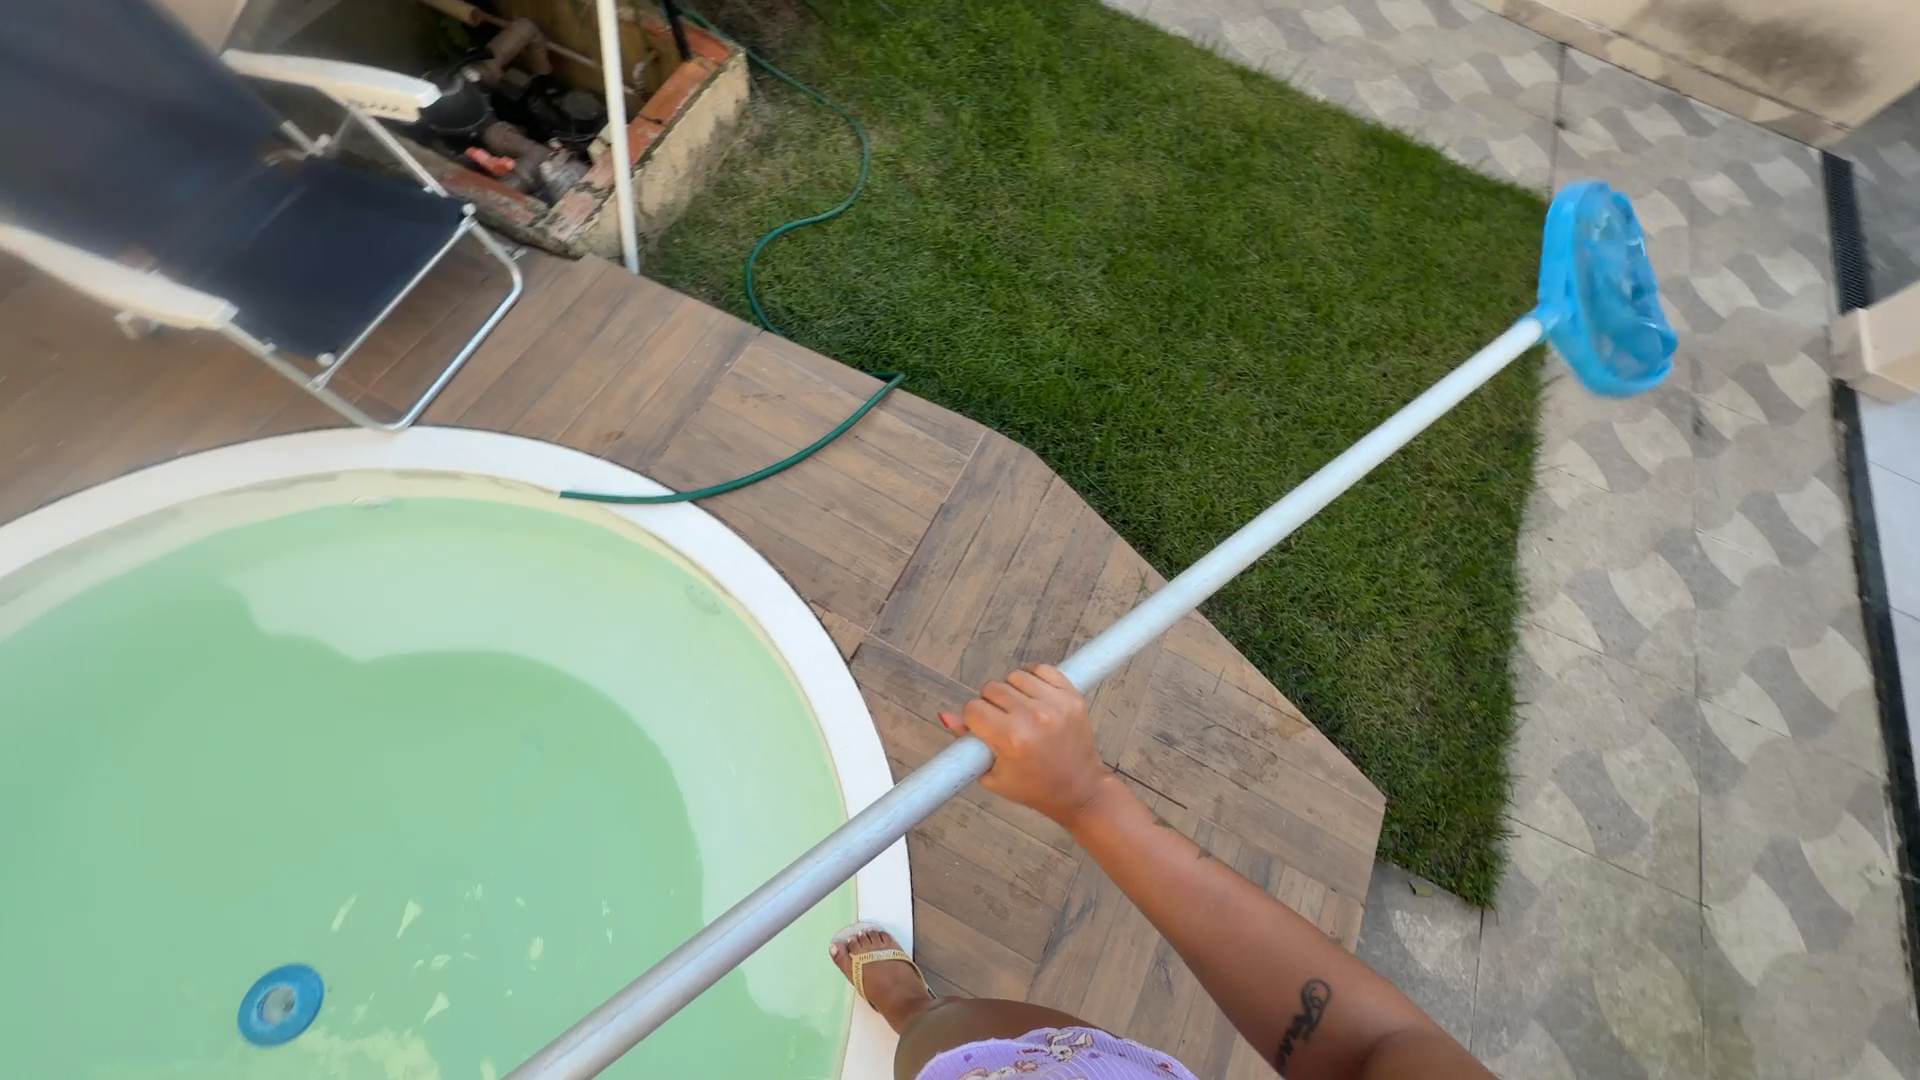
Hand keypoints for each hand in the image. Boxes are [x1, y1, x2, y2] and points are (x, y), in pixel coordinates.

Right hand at [940, 664, 1111, 826]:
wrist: (1079, 789)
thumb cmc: (1033, 787)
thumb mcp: (992, 774)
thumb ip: (966, 743)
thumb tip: (945, 715)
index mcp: (1011, 739)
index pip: (973, 708)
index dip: (973, 719)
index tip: (982, 729)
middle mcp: (1033, 717)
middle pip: (992, 688)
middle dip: (991, 704)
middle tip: (1002, 722)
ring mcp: (1055, 704)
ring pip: (1015, 676)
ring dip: (1012, 690)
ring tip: (1019, 710)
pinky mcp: (1072, 695)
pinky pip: (1042, 669)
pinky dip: (1033, 678)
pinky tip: (1032, 695)